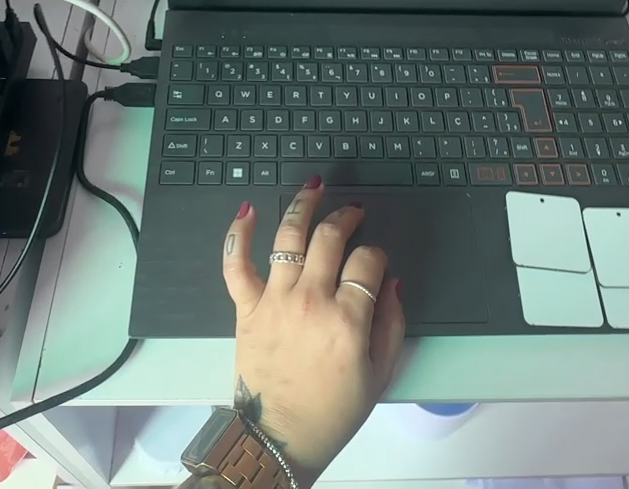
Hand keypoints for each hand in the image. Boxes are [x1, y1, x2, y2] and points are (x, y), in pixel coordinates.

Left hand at [221, 179, 406, 482]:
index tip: (376, 259)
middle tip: (353, 211)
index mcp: (347, 320)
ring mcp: (275, 299)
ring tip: (315, 188)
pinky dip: (238, 234)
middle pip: (330, 237)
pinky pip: (236, 263)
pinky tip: (248, 211)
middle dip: (347, 216)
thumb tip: (392, 283)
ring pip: (289, 235)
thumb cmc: (331, 412)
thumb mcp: (379, 375)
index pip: (367, 262)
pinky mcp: (247, 306)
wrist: (279, 440)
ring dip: (303, 204)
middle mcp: (311, 300)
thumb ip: (392, 325)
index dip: (377, 254)